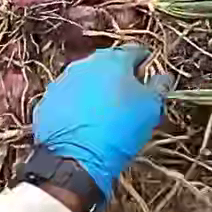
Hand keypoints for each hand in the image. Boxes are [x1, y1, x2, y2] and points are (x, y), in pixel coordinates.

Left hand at [33, 46, 171, 198]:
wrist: (76, 159)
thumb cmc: (119, 130)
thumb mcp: (150, 109)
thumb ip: (159, 87)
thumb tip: (163, 76)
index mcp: (113, 60)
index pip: (136, 52)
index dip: (146, 65)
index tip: (149, 79)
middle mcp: (85, 64)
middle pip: (109, 64)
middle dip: (119, 78)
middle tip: (129, 100)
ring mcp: (63, 81)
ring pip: (86, 80)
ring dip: (97, 91)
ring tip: (105, 115)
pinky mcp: (48, 100)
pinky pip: (68, 97)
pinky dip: (77, 105)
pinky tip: (85, 124)